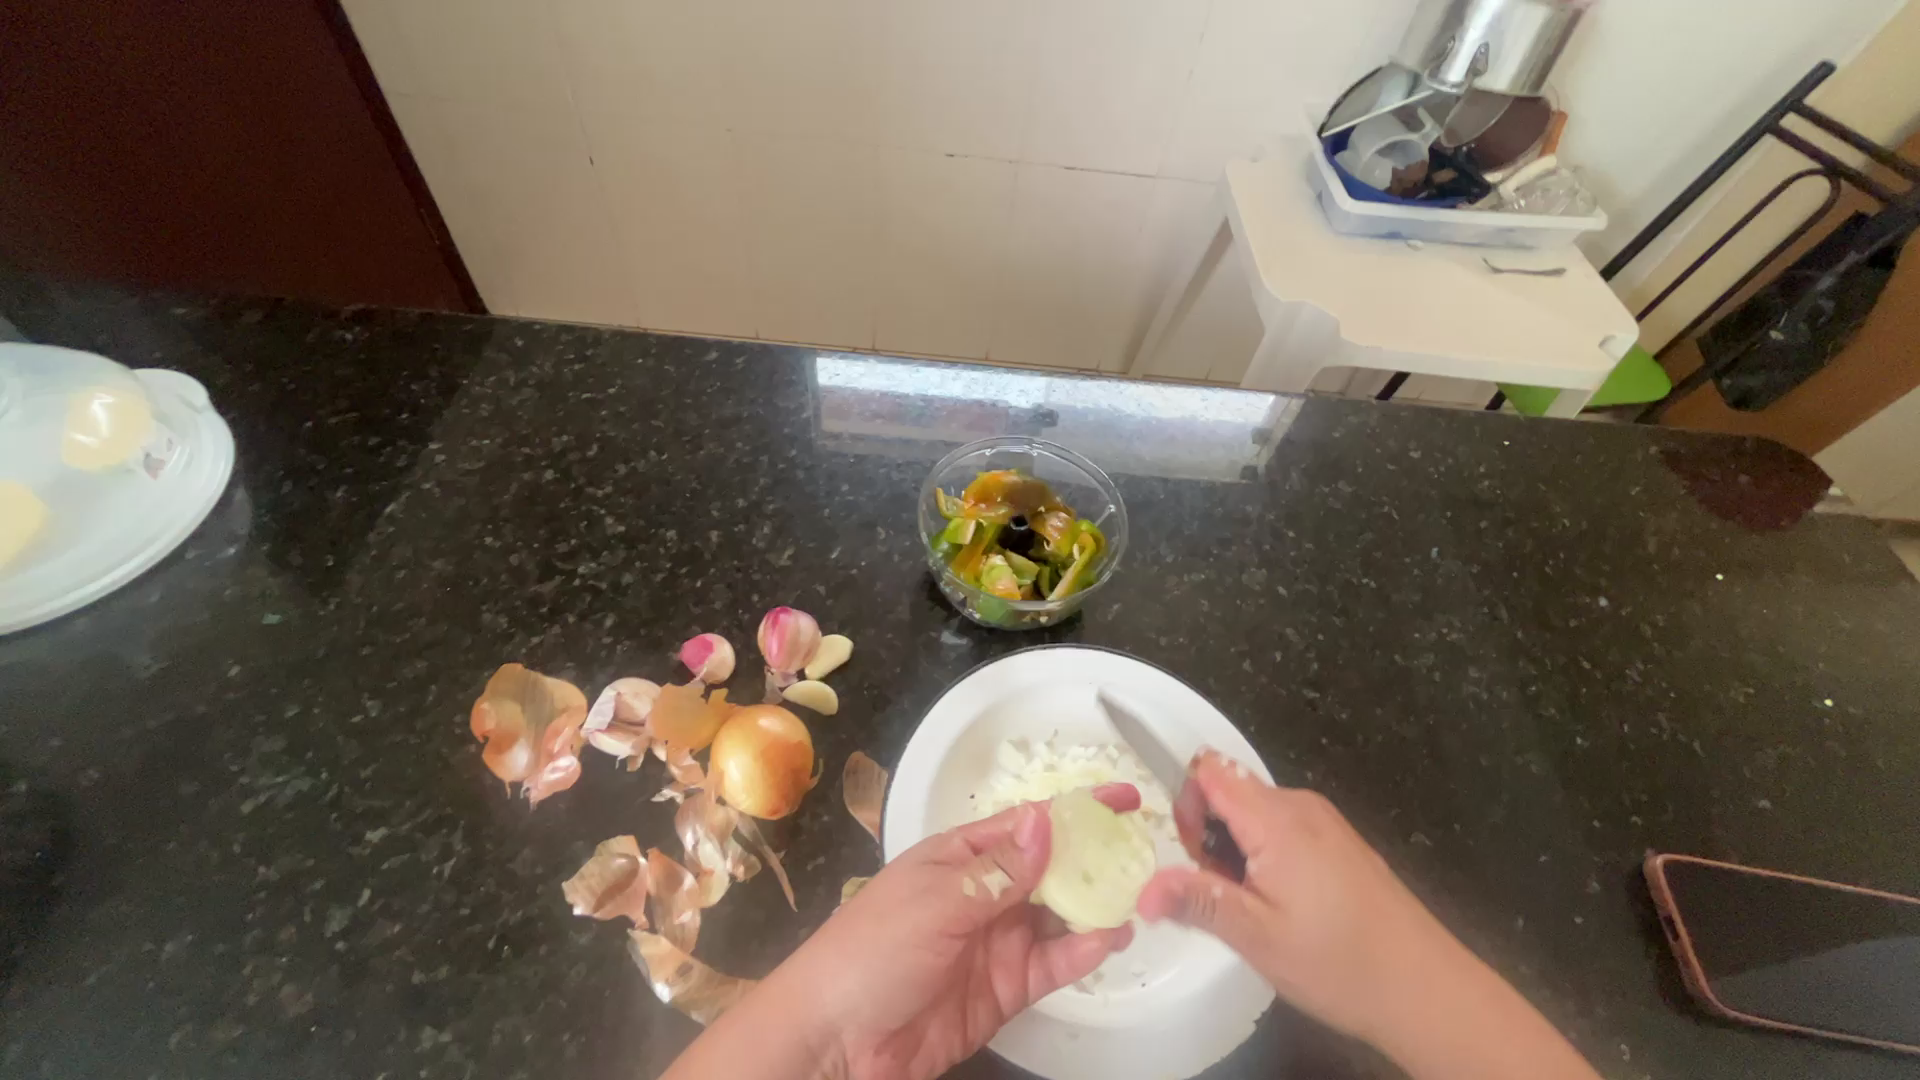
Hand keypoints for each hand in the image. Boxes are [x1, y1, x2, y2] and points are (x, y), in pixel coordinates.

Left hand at [764, 784, 1139, 1079]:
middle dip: (1094, 857)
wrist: (837, 1041)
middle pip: (1050, 867)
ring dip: (1095, 904)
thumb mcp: (936, 900)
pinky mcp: (1006, 987)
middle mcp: (985, 892)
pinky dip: (1083, 951)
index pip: (1027, 823)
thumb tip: (1045, 820)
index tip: (1122, 800)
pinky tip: (1110, 939)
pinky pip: (1053, 963)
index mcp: (961, 856)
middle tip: (1143, 852)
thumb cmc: (874, 950)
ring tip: (1138, 895)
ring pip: (1059, 914)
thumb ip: (997, 869)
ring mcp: (997, 939)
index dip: (1074, 810)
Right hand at [1139, 751, 1457, 1043]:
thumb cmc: (1340, 963)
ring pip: (1253, 808)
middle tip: (1224, 890)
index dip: (1187, 804)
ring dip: (1236, 844)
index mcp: (1275, 819)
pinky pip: (1282, 824)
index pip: (1208, 770)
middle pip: (1229, 788)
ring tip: (1254, 903)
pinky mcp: (1339, 839)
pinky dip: (1265, 851)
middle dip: (1210, 832)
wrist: (1431, 992)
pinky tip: (1284, 902)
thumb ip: (1198, 900)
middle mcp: (1299, 805)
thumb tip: (1143, 891)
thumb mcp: (1257, 937)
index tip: (1196, 856)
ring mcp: (1324, 820)